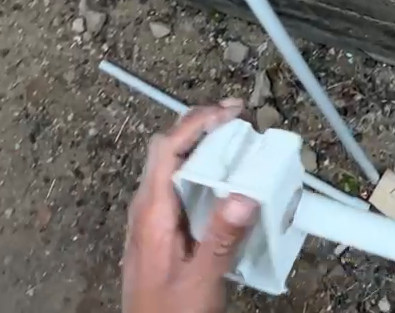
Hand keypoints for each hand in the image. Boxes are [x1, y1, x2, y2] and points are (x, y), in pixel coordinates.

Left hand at [123, 101, 258, 312]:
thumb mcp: (200, 282)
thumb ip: (221, 239)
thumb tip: (247, 192)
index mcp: (151, 214)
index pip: (166, 149)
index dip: (196, 122)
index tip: (232, 111)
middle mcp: (147, 210)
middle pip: (167, 149)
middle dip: (201, 124)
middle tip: (239, 115)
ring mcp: (151, 221)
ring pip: (172, 165)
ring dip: (202, 142)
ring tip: (238, 136)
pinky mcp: (161, 232)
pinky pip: (179, 183)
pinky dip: (203, 166)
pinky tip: (227, 176)